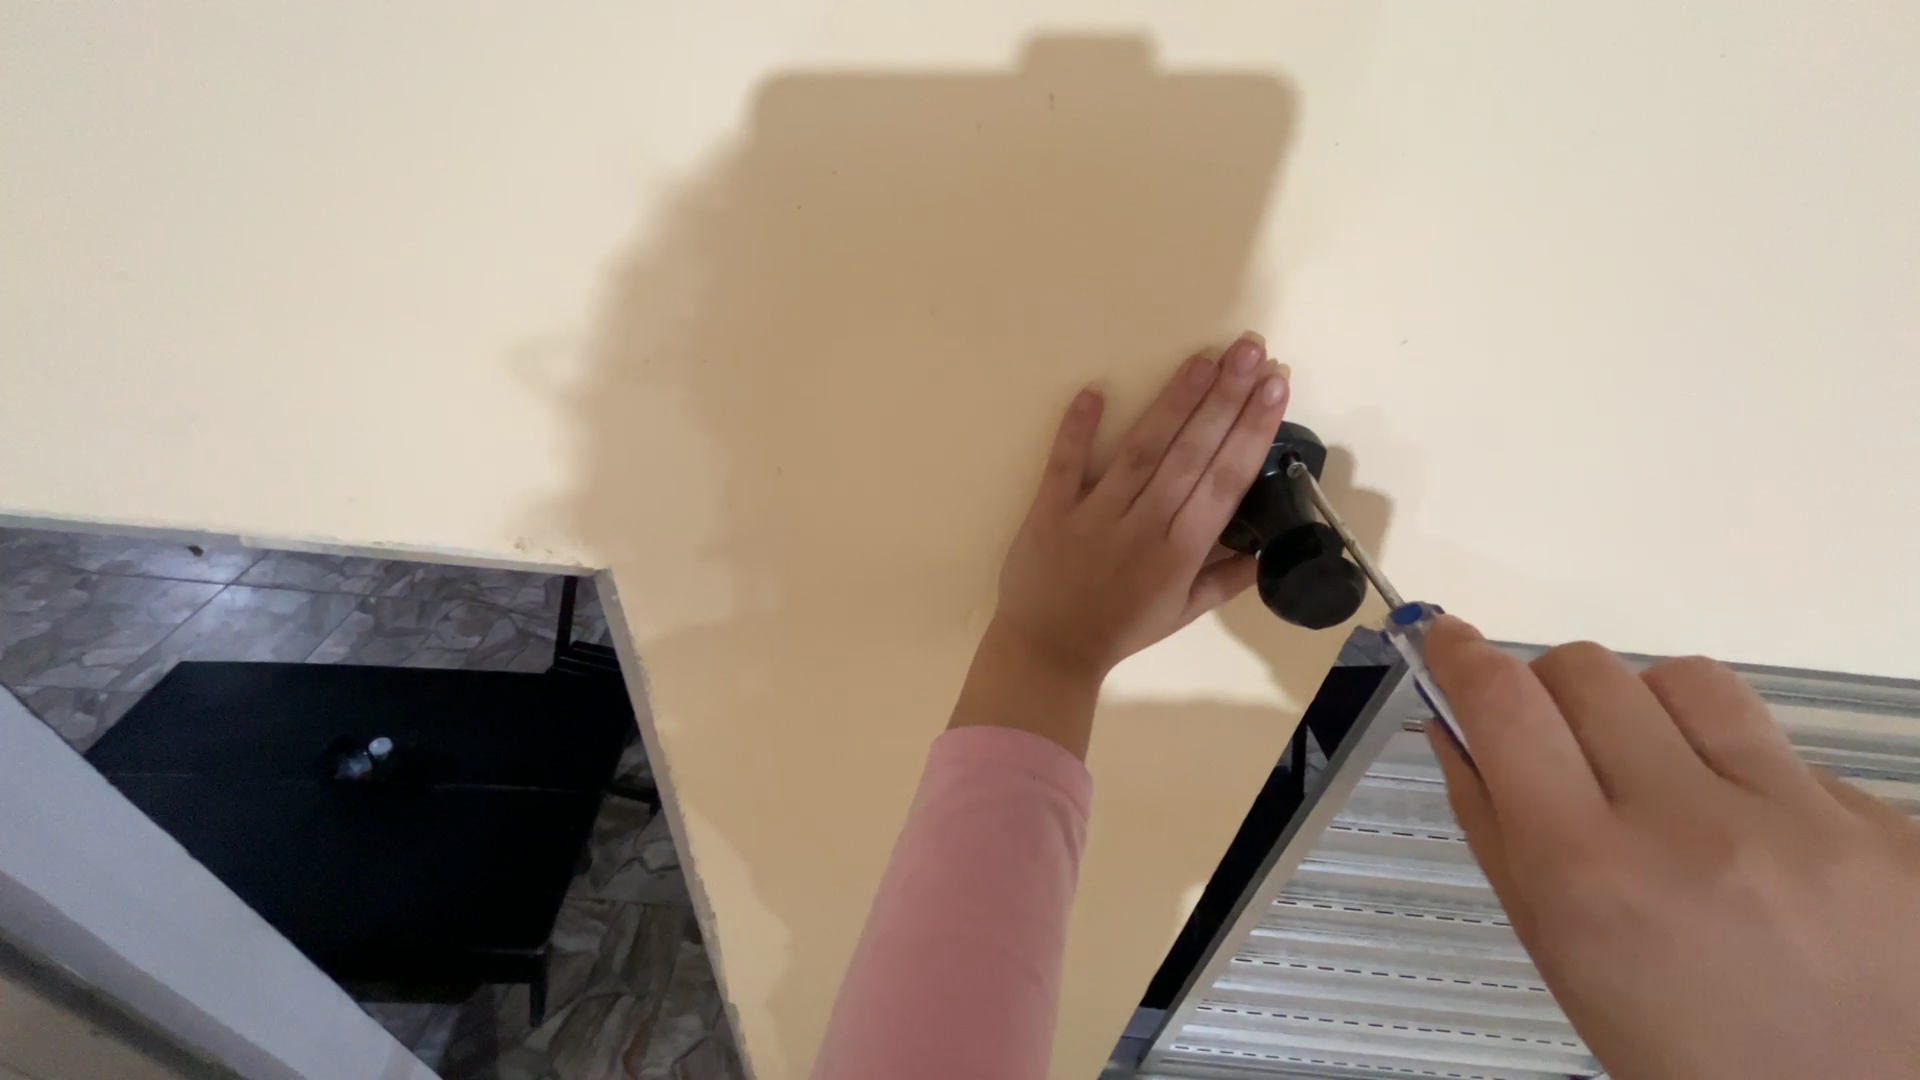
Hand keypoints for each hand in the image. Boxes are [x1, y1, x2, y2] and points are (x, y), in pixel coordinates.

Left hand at [993, 333, 1289, 680]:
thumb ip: (1224, 580)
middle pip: (1190, 455)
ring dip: (1173, 404)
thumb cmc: (1119, 629)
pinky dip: (1077, 430)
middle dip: (1224, 399)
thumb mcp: (1180, 614)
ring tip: (1202, 360)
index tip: (1276, 387)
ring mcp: (1093, 516)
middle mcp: (1143, 526)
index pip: (1226, 482)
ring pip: (1140, 452)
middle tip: (1250, 348)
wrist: (1048, 650)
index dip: (1252, 432)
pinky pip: (1064, 465)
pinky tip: (1093, 391)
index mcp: (1180, 552)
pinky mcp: (1049, 511)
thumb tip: (1265, 551)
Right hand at [1425, 617, 1919, 1079]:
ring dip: (1644, 705)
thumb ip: (1488, 818)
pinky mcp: (1898, 832)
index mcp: (1586, 866)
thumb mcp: (1549, 939)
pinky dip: (1741, 775)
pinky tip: (1758, 845)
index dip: (1462, 654)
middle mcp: (1693, 827)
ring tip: (1658, 767)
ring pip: (1688, 680)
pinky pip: (1783, 752)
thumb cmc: (1669, 1040)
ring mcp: (1811, 824)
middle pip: (1589, 670)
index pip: (1505, 706)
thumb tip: (1453, 723)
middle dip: (1548, 684)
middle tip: (1553, 731)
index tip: (1445, 635)